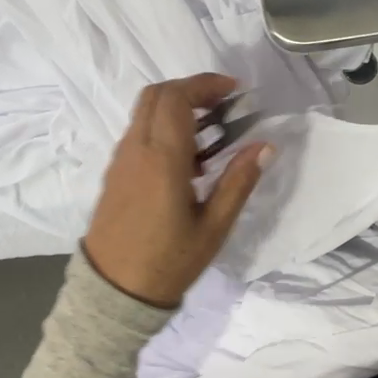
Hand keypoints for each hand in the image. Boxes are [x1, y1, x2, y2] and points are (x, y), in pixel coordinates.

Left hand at [83, 73, 272, 307]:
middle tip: (224, 104)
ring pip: (145, 112)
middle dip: (192, 89)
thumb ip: (239, 181)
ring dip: (176, 107)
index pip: (177, 98)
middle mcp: (136, 149)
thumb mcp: (214, 226)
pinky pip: (138, 133)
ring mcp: (121, 160)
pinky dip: (163, 127)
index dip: (205, 85)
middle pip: (157, 95)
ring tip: (212, 132)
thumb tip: (265, 146)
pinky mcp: (115, 173)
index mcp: (162, 159)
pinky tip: (188, 159)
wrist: (113, 292)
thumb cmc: (169, 261)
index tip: (234, 91)